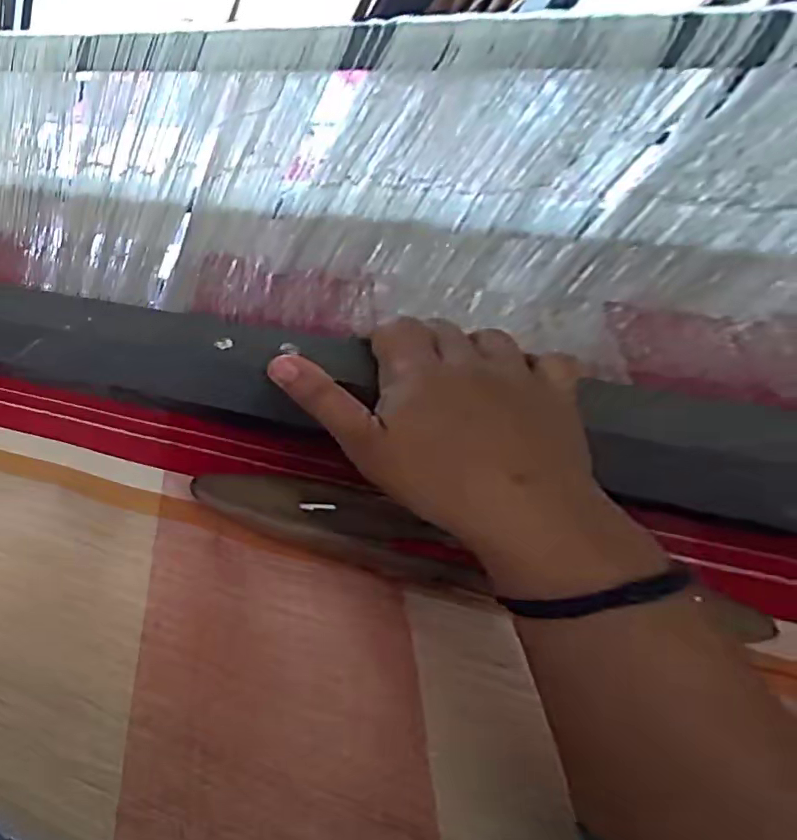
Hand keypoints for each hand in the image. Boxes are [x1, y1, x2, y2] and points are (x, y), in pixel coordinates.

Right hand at [268, 318, 669, 598]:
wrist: (526, 511)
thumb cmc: (429, 479)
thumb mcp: (360, 443)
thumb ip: (321, 398)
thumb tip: (279, 359)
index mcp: (417, 370)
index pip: (395, 329)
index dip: (378, 340)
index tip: (368, 365)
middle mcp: (468, 360)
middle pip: (440, 328)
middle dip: (418, 342)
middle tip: (402, 378)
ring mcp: (519, 373)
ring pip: (489, 338)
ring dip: (466, 347)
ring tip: (452, 378)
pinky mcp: (558, 393)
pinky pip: (544, 358)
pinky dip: (524, 363)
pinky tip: (513, 384)